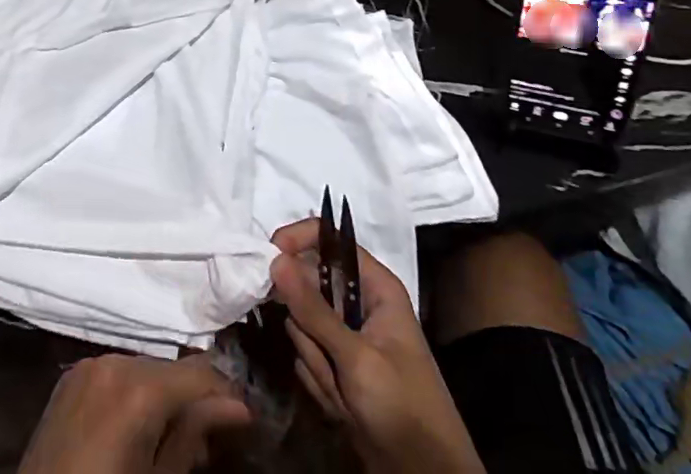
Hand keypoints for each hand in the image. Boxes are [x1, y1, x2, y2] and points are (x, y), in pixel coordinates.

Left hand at [20, 353, 252, 473]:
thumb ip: (194, 436)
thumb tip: (238, 407)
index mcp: (138, 387)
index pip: (200, 373)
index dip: (226, 395)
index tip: (244, 418)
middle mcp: (115, 361)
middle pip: (172, 370)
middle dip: (194, 398)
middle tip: (210, 438)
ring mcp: (89, 365)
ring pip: (146, 369)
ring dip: (164, 394)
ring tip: (174, 433)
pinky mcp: (71, 376)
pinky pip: (118, 373)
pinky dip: (134, 392)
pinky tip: (138, 423)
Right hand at [270, 219, 482, 473]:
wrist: (421, 472)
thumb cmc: (401, 404)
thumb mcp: (356, 357)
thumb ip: (313, 309)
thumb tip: (276, 259)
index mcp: (376, 286)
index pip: (330, 241)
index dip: (298, 240)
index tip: (268, 257)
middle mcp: (360, 302)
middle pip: (309, 286)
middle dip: (309, 327)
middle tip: (330, 360)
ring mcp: (346, 334)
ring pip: (303, 326)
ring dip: (317, 360)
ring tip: (344, 389)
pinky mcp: (337, 363)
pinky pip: (307, 356)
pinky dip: (319, 380)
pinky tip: (342, 403)